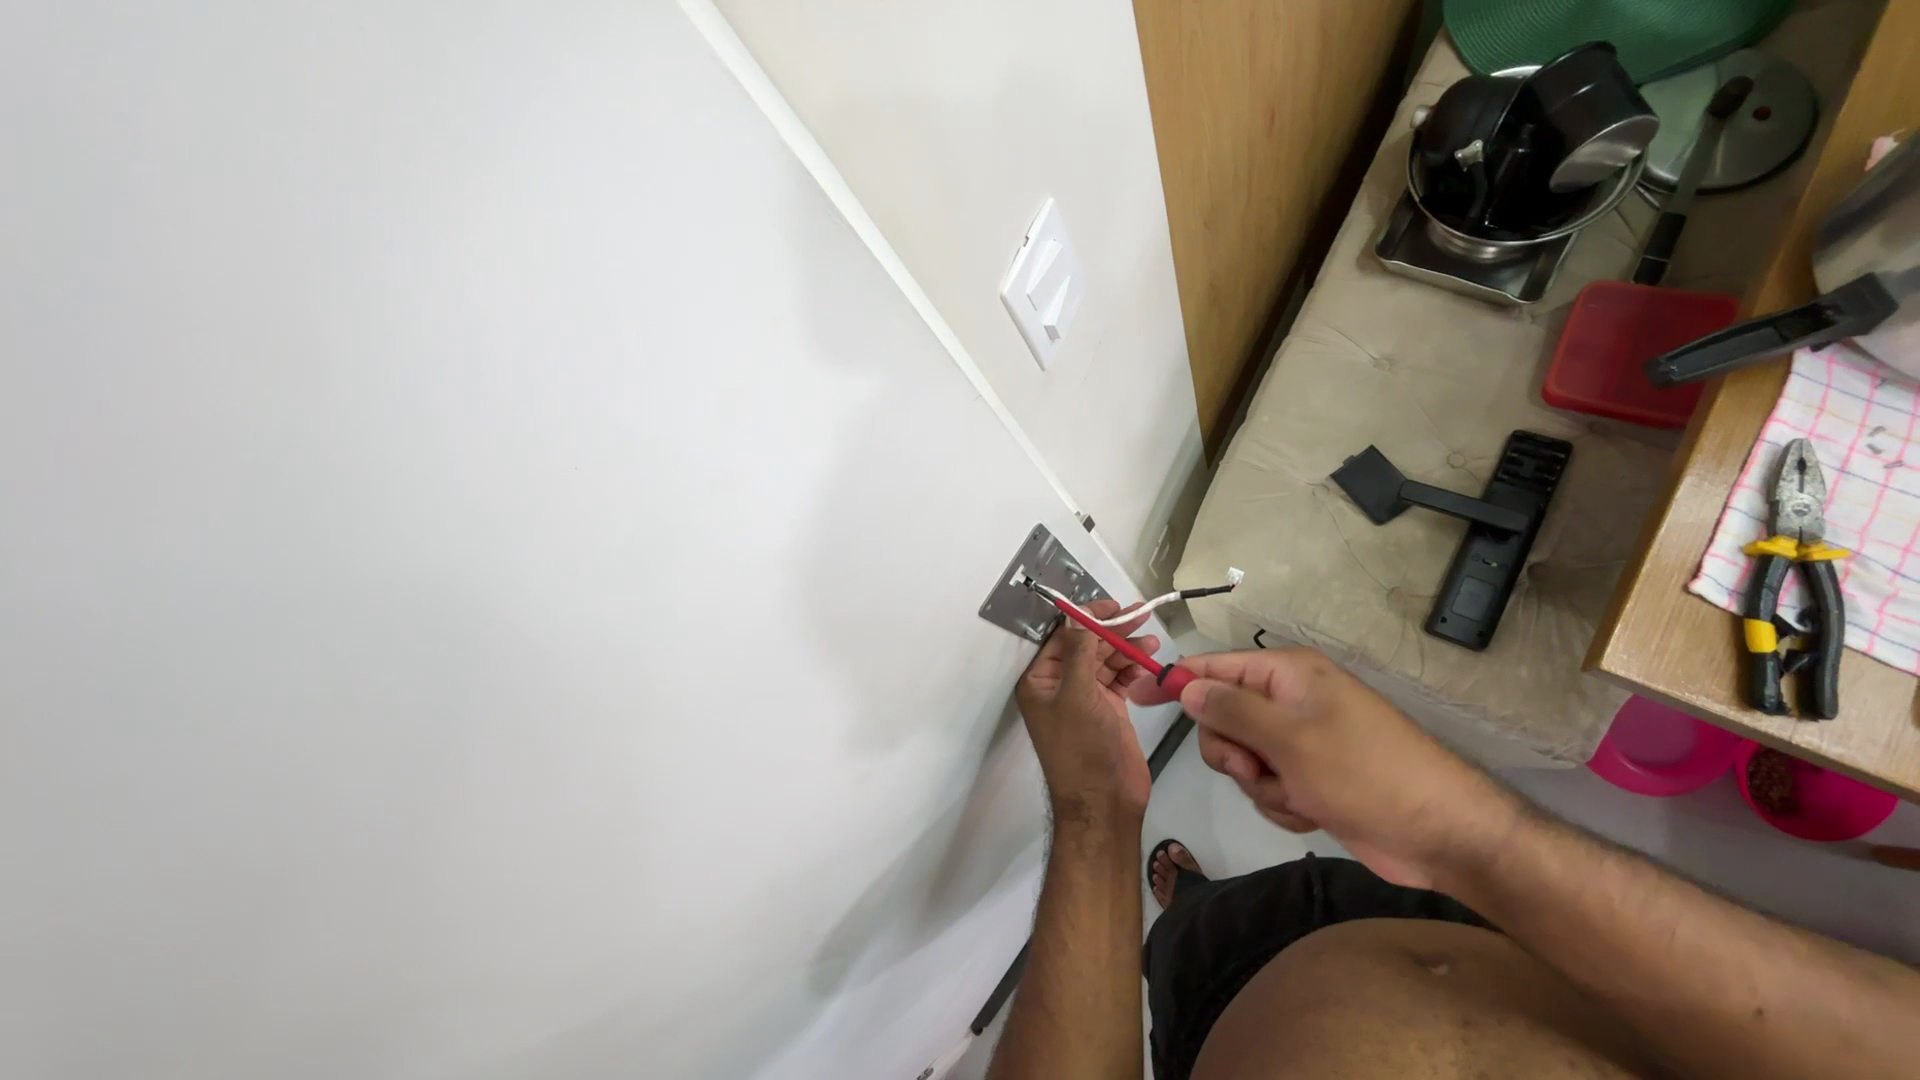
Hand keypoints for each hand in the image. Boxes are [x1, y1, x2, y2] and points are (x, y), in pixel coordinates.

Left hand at [1016, 600, 1159, 823]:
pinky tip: (1150, 658)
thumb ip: (1080, 651)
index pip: (1062, 637)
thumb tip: (1078, 614)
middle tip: (1141, 614)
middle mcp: (1059, 686)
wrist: (1105, 803)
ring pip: (1105, 661)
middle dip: (1112, 630)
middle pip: (1086, 646)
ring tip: (1152, 636)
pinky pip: (1119, 679)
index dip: (1087, 617)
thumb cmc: (1082, 749)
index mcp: (1040, 681)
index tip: (1114, 605)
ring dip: (1127, 647)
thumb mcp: (1077, 695)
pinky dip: (1133, 667)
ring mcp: (1085, 698)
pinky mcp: (1108, 710)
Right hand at [1130, 647, 1521, 889]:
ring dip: (1262, 785)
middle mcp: (1290, 701)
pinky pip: (1268, 785)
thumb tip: (1186, 684)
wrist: (1441, 833)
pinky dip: (1282, 802)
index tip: (1133, 694)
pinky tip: (1313, 811)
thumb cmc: (1365, 772)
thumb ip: (1230, 709)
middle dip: (1233, 753)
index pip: (1214, 667)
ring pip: (1243, 758)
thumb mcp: (1289, 738)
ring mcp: (1300, 741)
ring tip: (1300, 796)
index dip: (1174, 680)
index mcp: (1287, 674)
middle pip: (1222, 719)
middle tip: (1257, 770)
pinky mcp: (1310, 777)